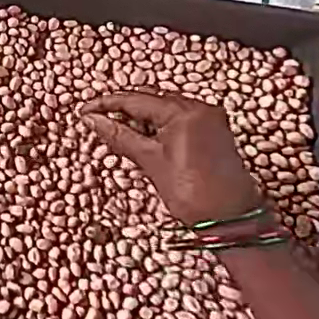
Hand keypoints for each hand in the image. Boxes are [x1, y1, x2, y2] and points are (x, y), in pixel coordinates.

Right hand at [80, 91, 263, 225]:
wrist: (233, 220)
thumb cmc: (195, 193)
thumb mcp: (149, 160)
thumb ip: (118, 135)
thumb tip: (92, 119)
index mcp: (184, 112)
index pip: (134, 99)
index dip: (105, 104)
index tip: (85, 111)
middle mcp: (200, 108)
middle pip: (149, 98)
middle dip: (121, 108)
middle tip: (96, 119)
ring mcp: (209, 119)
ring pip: (162, 107)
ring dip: (138, 116)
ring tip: (115, 130)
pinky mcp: (213, 131)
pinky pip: (177, 117)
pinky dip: (156, 124)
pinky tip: (141, 136)